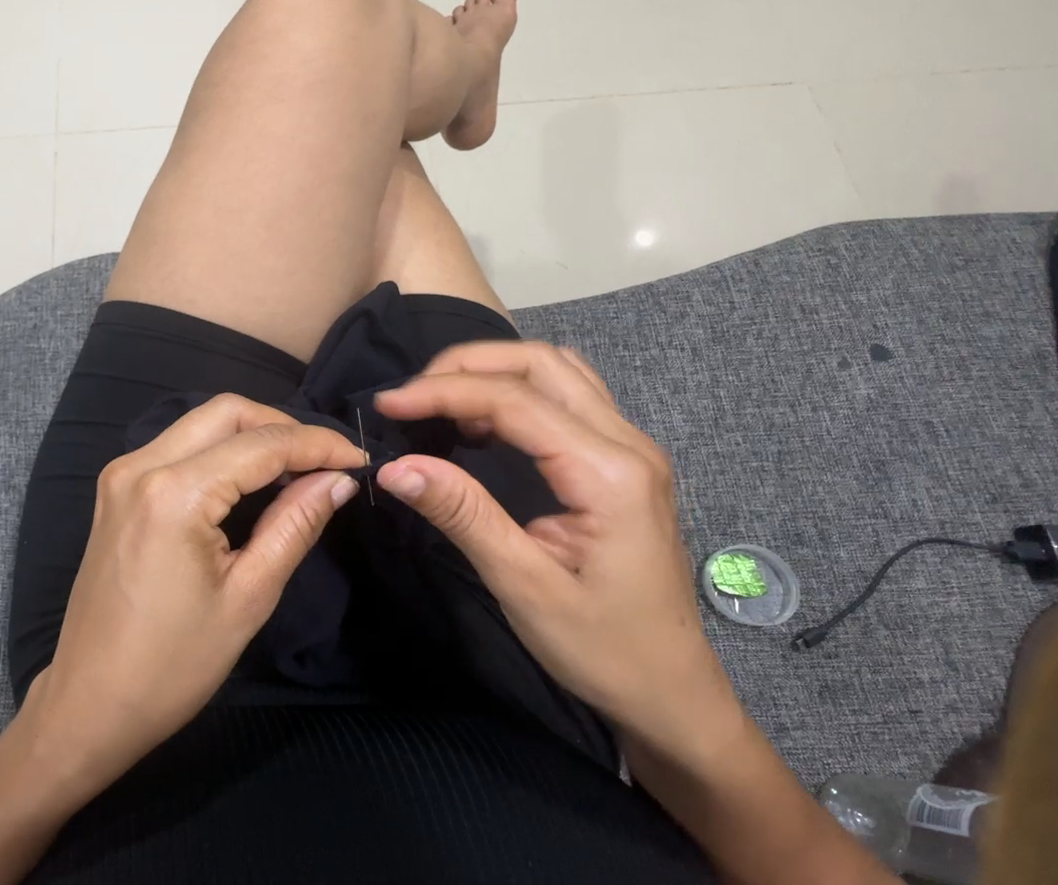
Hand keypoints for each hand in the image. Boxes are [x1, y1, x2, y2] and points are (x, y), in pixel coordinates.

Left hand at [27, 394, 363, 786]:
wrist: (92, 701)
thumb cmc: (175, 664)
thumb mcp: (249, 596)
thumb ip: (295, 525)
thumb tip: (338, 480)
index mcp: (174, 493)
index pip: (261, 444)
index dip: (318, 444)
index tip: (359, 459)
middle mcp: (140, 466)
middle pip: (226, 412)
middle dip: (283, 426)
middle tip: (326, 462)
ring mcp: (120, 475)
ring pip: (199, 423)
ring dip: (251, 434)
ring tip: (297, 469)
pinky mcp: (114, 490)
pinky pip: (176, 446)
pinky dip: (218, 450)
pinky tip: (250, 479)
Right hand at [372, 342, 737, 746]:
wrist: (671, 692)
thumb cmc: (601, 648)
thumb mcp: (522, 583)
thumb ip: (462, 513)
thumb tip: (395, 465)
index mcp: (608, 474)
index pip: (515, 401)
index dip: (444, 392)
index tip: (387, 406)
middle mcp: (629, 444)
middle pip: (542, 363)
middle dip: (467, 366)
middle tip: (410, 397)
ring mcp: (632, 449)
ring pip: (558, 371)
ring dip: (494, 372)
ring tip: (438, 402)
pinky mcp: (624, 462)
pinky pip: (569, 397)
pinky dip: (518, 391)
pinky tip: (482, 423)